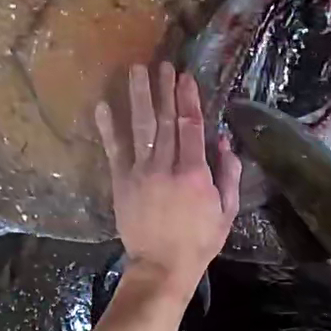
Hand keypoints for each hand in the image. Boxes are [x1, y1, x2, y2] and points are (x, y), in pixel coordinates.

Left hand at [96, 62, 240, 295]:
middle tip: (164, 64)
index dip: (189, 99)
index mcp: (194, 172)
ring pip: (140, 127)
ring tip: (137, 70)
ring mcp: (140, 172)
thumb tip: (224, 140)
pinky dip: (108, 128)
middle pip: (165, 120)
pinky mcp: (121, 182)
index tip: (186, 77)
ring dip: (138, 96)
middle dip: (165, 90)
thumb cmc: (199, 241)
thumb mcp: (226, 211)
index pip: (192, 126)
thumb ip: (227, 174)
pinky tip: (103, 104)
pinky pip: (114, 150)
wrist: (162, 266)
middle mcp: (165, 166)